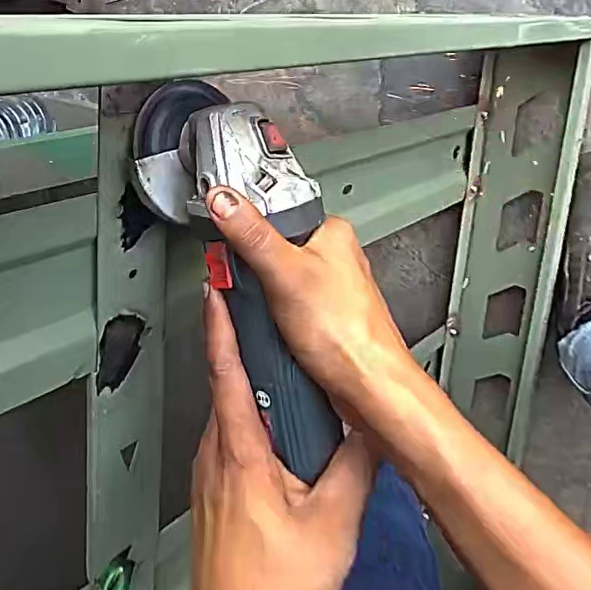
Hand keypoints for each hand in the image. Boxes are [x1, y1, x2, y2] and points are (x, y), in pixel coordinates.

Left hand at [188, 285, 378, 589]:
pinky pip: (228, 441)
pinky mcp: (211, 489)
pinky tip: (273, 442)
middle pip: (225, 385)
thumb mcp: (332, 526)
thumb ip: (353, 471)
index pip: (224, 370)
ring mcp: (208, 470)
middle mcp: (215, 452)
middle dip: (239, 352)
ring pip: (227, 414)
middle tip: (255, 323)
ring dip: (248, 393)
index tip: (214, 292)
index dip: (219, 326)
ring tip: (275, 382)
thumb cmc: (274, 588)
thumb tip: (368, 436)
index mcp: (240, 450)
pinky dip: (248, 425)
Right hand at [204, 186, 421, 418]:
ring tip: (251, 299)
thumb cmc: (349, 335)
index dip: (241, 220)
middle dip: (243, 260)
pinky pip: (275, 296)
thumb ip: (250, 233)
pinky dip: (263, 305)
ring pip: (268, 271)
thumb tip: (222, 199)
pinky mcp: (313, 310)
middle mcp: (329, 254)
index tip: (222, 233)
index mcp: (330, 232)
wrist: (369, 390)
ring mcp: (320, 284)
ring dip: (252, 286)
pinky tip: (263, 316)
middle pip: (265, 241)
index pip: (271, 207)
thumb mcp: (285, 272)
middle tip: (236, 275)